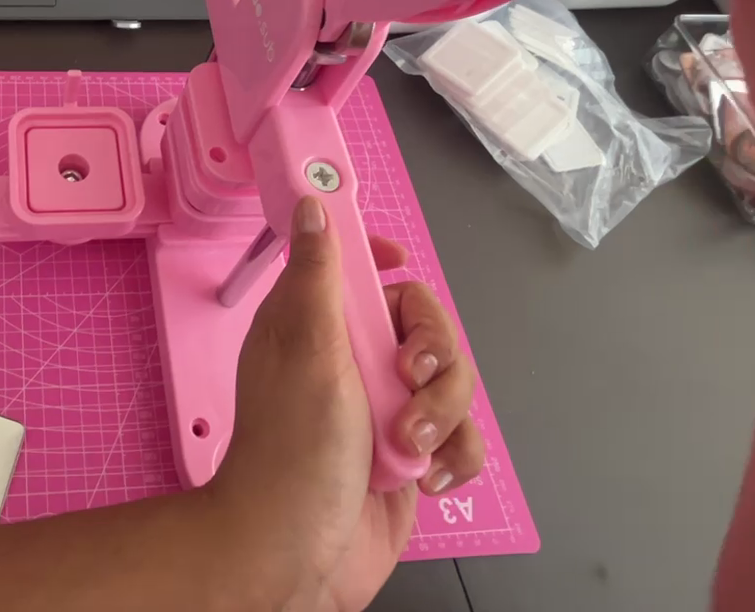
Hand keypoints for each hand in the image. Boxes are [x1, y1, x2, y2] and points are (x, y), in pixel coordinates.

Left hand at [209, 196, 483, 611]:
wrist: (298, 551)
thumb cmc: (295, 447)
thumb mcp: (307, 347)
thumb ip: (318, 274)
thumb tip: (312, 204)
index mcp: (313, 322)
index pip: (354, 268)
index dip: (379, 257)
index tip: (398, 263)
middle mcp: (349, 357)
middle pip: (422, 323)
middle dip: (433, 353)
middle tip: (410, 379)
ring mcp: (383, 405)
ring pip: (450, 380)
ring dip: (443, 413)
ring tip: (409, 446)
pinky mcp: (410, 452)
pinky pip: (459, 436)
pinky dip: (455, 454)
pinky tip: (429, 476)